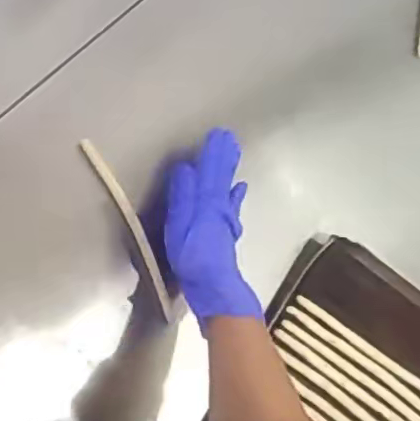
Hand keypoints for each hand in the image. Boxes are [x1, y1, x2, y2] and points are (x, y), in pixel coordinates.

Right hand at [154, 129, 260, 325]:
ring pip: (227, 189)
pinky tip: (238, 190)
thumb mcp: (180, 225)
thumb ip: (182, 196)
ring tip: (231, 156)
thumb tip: (184, 168)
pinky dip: (234, 196)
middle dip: (224, 158)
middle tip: (228, 137)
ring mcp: (224, 220)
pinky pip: (230, 207)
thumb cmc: (193, 256)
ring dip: (228, 172)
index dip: (213, 153)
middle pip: (222, 177)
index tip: (217, 133)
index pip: (210, 171)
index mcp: (208, 202)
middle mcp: (220, 207)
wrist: (214, 287)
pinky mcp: (223, 233)